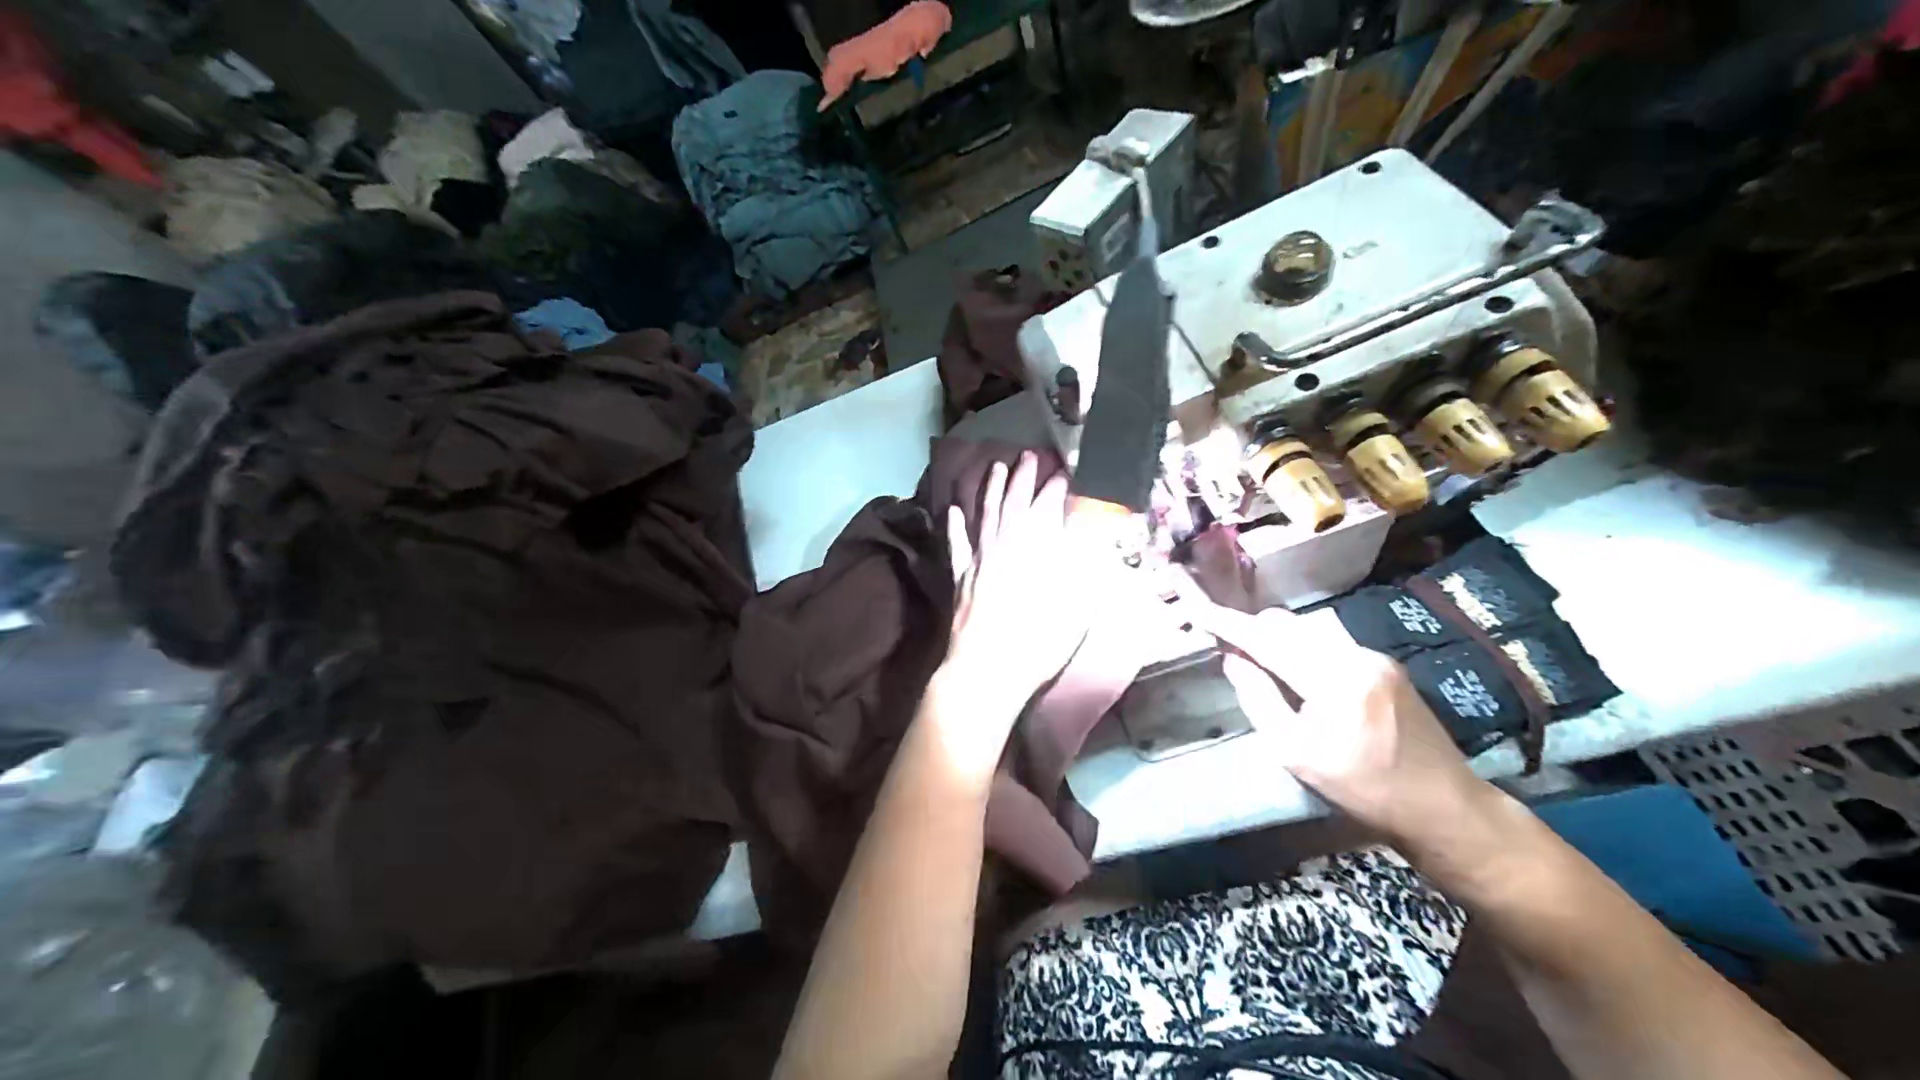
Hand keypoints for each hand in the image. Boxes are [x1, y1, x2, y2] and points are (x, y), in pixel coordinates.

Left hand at [936, 452, 1091, 723]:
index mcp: (1036, 550)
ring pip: (984, 515)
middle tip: (1028, 454)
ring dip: (990, 490)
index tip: (1064, 472)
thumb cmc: (1038, 644)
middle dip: (1023, 477)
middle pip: (1014, 503)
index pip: (1047, 508)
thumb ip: (1083, 566)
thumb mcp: (1076, 606)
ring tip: (995, 467)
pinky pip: (957, 545)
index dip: (1056, 488)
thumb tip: (1090, 536)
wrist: (987, 672)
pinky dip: (955, 526)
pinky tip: (953, 511)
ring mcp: (978, 561)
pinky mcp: (960, 579)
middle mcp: (1005, 546)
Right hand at [1175, 589, 1492, 850]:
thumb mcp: (1295, 753)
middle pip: (1287, 625)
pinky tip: (1300, 677)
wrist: (1442, 806)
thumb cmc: (1362, 787)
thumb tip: (1233, 659)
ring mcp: (1375, 657)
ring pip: (1308, 630)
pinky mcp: (1386, 665)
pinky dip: (1303, 650)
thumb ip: (1258, 699)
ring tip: (1261, 666)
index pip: (1267, 639)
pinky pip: (1330, 643)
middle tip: (1230, 651)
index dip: (1229, 624)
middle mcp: (1355, 656)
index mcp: (1332, 679)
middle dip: (1252, 631)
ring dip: (1278, 640)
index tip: (1200, 611)